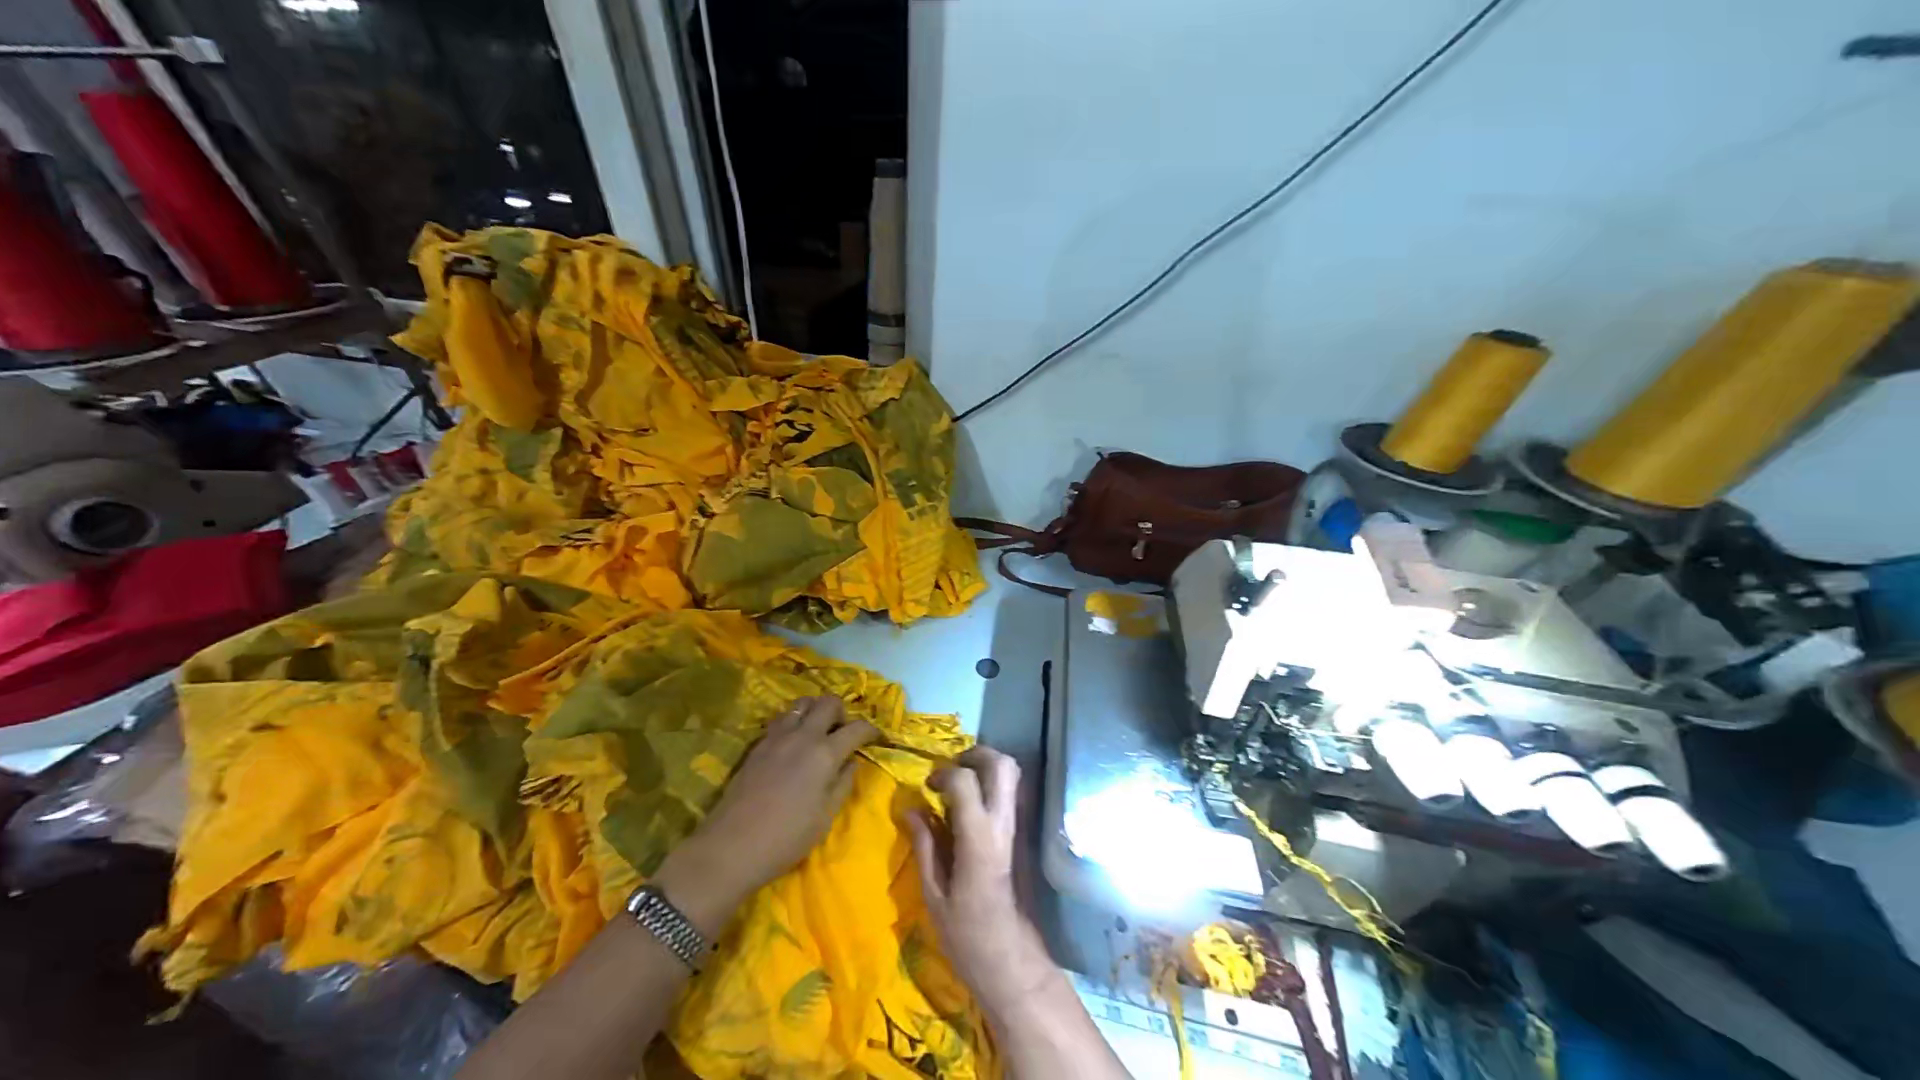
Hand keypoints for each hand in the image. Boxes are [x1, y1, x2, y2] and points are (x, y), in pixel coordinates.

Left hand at [657, 696, 876, 912]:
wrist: (732, 846)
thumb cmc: (787, 837)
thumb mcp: (826, 816)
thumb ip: (843, 783)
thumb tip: (851, 761)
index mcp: (825, 753)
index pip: (856, 728)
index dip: (871, 729)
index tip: (876, 736)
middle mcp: (802, 736)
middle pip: (828, 703)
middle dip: (842, 711)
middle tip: (843, 732)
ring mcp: (777, 737)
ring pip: (802, 703)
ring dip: (815, 710)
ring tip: (818, 731)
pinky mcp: (758, 744)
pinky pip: (782, 718)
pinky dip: (794, 721)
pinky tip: (793, 742)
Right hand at [908, 746, 1052, 1004]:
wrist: (1011, 962)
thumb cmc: (967, 936)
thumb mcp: (933, 894)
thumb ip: (924, 846)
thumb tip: (911, 809)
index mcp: (978, 838)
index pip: (964, 780)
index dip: (941, 774)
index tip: (926, 788)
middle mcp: (1003, 825)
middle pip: (1002, 764)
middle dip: (974, 755)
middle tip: (949, 770)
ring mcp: (1018, 828)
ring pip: (1013, 775)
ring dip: (986, 767)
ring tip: (959, 785)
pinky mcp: (1022, 837)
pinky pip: (1011, 794)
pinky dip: (993, 785)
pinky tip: (970, 807)